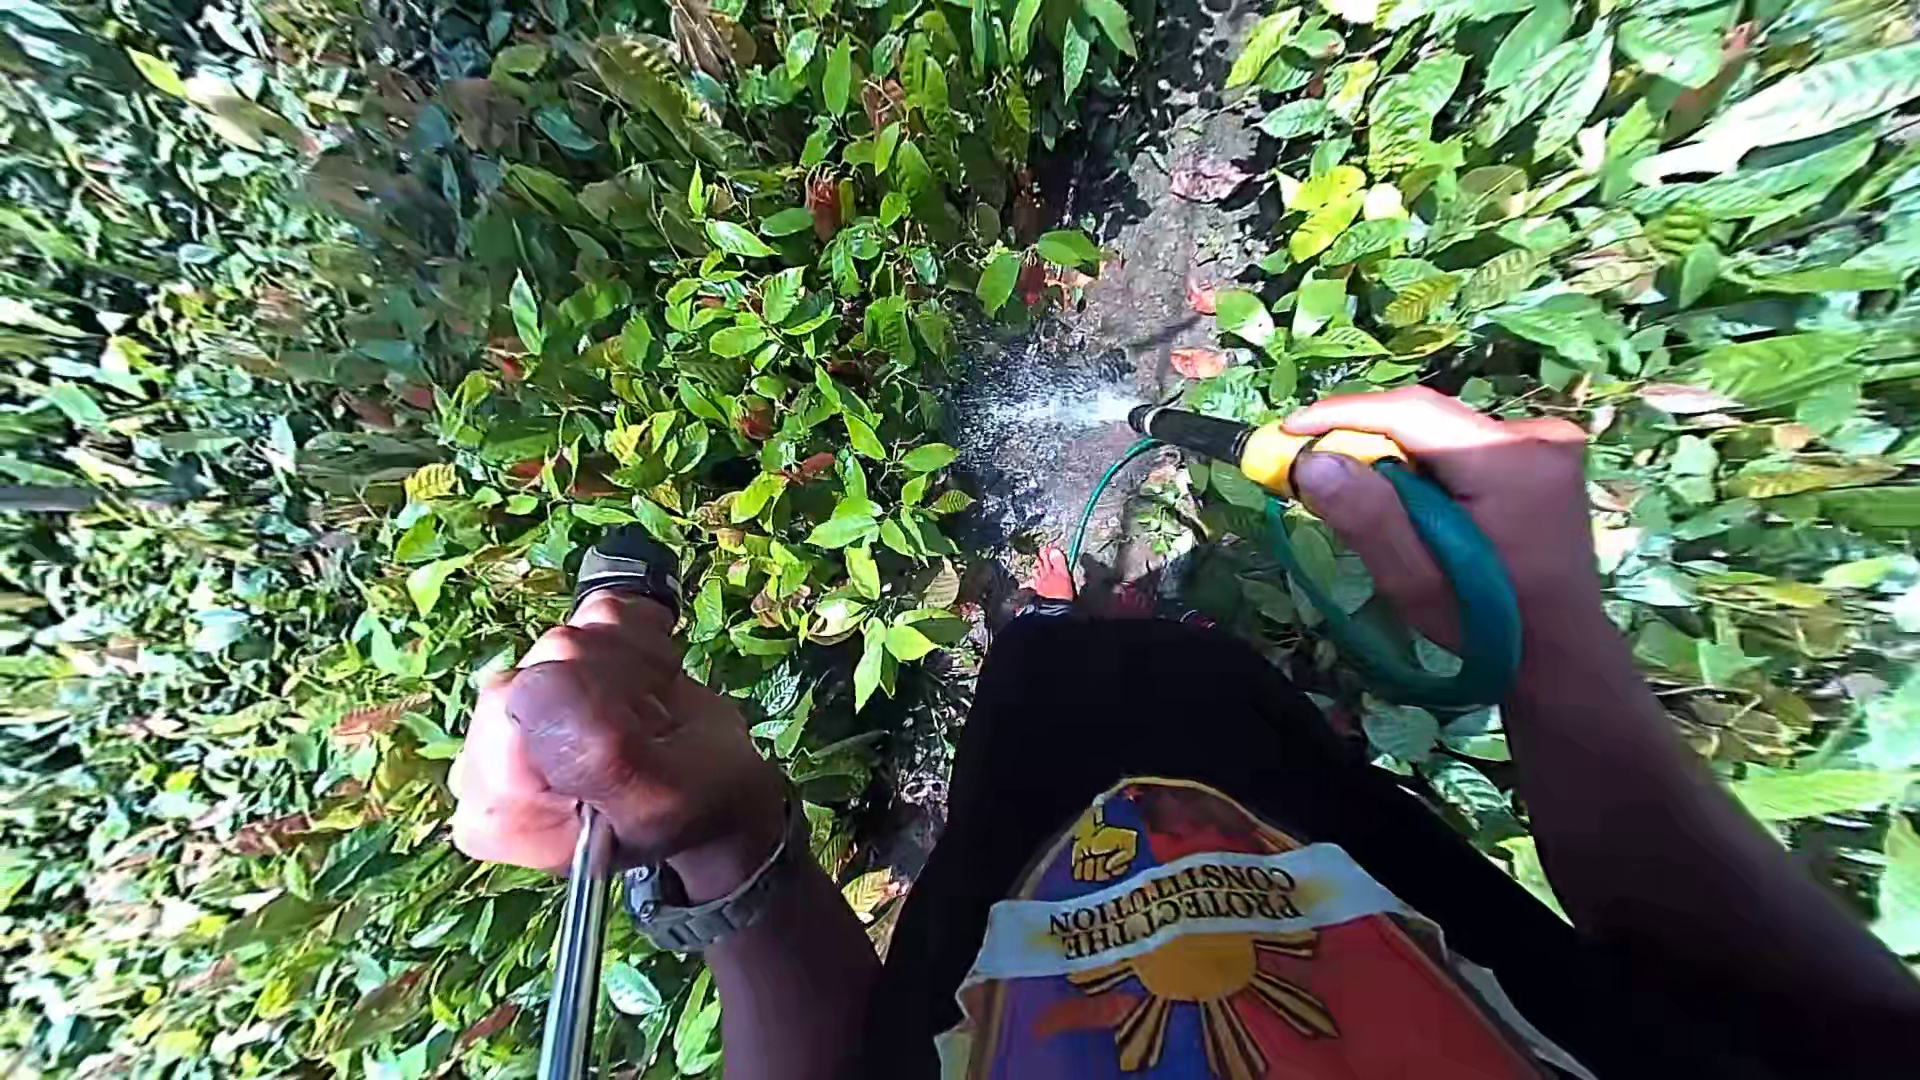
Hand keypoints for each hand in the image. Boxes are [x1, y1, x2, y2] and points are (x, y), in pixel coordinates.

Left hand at [449, 591, 784, 901]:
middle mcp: (492, 744)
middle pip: (554, 655)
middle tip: (654, 726)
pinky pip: (602, 609)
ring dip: (639, 662)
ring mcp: (526, 695)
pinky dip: (643, 636)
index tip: (643, 736)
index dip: (601, 702)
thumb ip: (595, 755)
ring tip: (656, 708)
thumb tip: (541, 679)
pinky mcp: (558, 659)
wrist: (713, 789)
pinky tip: (652, 679)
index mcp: (496, 801)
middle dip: (623, 681)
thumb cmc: (690, 806)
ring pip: (581, 628)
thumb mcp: (656, 799)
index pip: (528, 694)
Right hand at [1284, 386, 1596, 645]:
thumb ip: (1367, 516)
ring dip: (1381, 450)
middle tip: (1303, 460)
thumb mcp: (1412, 577)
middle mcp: (1533, 437)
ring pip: (1432, 428)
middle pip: (1421, 416)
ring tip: (1341, 481)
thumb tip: (1311, 461)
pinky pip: (1449, 441)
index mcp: (1508, 462)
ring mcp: (1539, 443)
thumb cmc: (1480, 619)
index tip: (1286, 430)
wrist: (1555, 646)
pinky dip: (1408, 460)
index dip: (1339, 414)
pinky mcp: (1532, 456)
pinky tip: (1391, 491)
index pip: (1409, 412)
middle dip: (1356, 434)